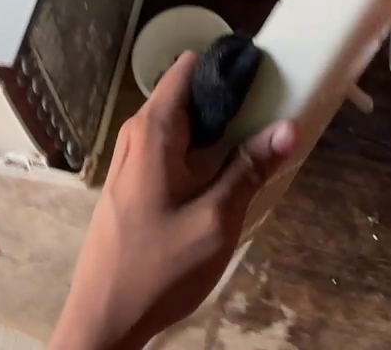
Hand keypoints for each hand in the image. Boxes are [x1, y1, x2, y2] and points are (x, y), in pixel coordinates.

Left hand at [50, 52, 296, 349]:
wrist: (101, 324)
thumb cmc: (157, 270)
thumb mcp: (215, 222)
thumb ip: (250, 169)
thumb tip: (289, 125)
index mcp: (153, 129)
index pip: (189, 66)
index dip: (225, 66)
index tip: (262, 77)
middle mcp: (137, 133)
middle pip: (187, 92)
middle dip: (227, 99)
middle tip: (268, 115)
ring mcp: (131, 158)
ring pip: (179, 121)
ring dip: (214, 127)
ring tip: (252, 144)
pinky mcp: (132, 181)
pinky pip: (170, 146)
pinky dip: (198, 149)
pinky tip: (222, 175)